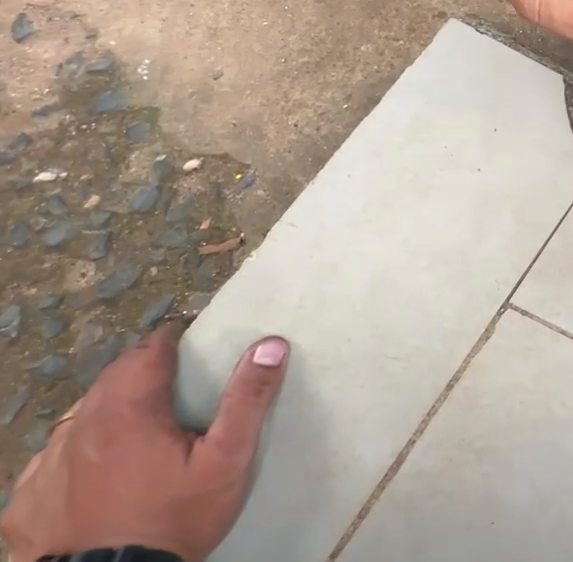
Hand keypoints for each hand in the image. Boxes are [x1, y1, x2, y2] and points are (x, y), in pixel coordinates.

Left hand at [1, 324, 289, 561]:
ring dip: (109, 407)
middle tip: (174, 374)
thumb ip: (248, 398)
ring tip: (140, 419)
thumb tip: (270, 343)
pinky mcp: (25, 502)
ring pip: (79, 418)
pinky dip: (79, 449)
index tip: (191, 333)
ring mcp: (45, 469)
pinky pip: (52, 460)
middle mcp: (79, 431)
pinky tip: (97, 466)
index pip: (145, 354)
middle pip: (109, 381)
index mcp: (127, 413)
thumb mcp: (228, 458)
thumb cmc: (175, 515)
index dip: (169, 338)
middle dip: (141, 369)